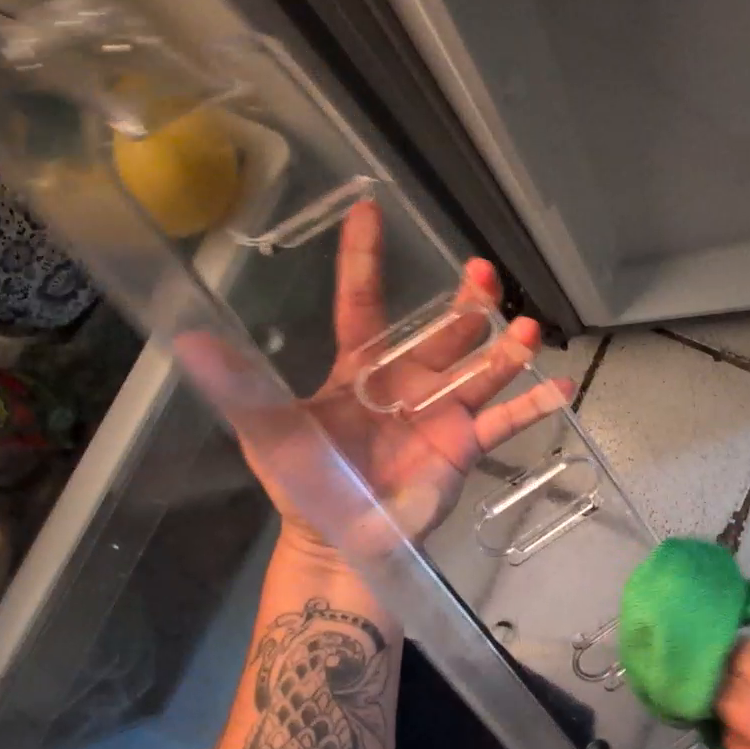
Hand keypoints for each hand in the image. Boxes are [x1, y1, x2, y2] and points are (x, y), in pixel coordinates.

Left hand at [180, 200, 573, 564]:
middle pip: (444, 331)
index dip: (365, 258)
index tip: (369, 210)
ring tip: (529, 330)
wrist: (344, 538)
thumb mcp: (269, 432)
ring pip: (483, 368)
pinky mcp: (466, 443)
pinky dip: (535, 403)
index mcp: (361, 368)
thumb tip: (185, 339)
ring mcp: (442, 411)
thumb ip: (241, 387)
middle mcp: (408, 380)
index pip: (363, 302)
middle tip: (484, 274)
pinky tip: (564, 386)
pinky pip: (508, 419)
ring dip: (508, 348)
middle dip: (466, 302)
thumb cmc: (304, 483)